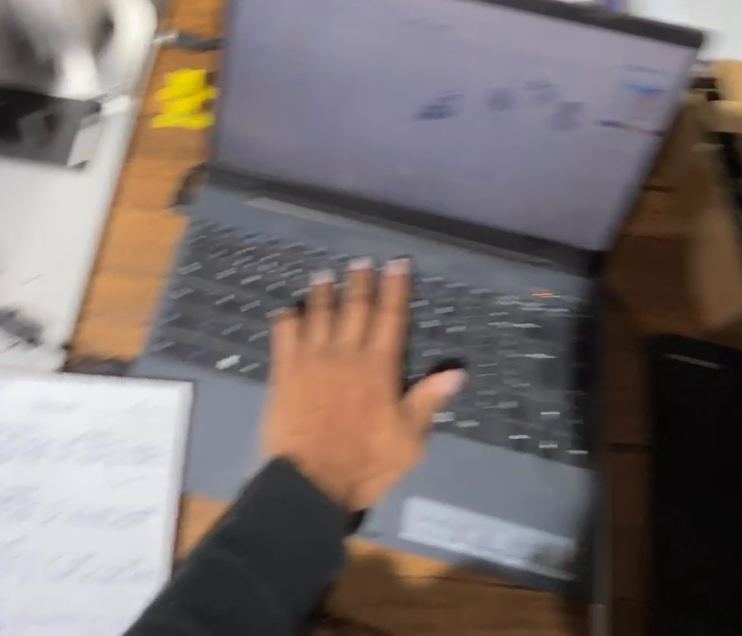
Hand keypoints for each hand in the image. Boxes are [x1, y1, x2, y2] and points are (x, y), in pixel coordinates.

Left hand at [260, 258, 466, 511]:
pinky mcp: (285, 370)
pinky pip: (284, 333)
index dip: (396, 287)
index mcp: (379, 366)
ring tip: (324, 273)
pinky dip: (287, 317)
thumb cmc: (365, 463)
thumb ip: (429, 401)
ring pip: (318, 312)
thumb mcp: (409, 440)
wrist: (311, 481)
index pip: (391, 316)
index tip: (398, 263)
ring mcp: (312, 358)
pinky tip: (288, 308)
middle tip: (361, 260)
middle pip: (354, 305)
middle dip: (360, 280)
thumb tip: (457, 372)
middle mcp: (346, 352)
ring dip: (322, 291)